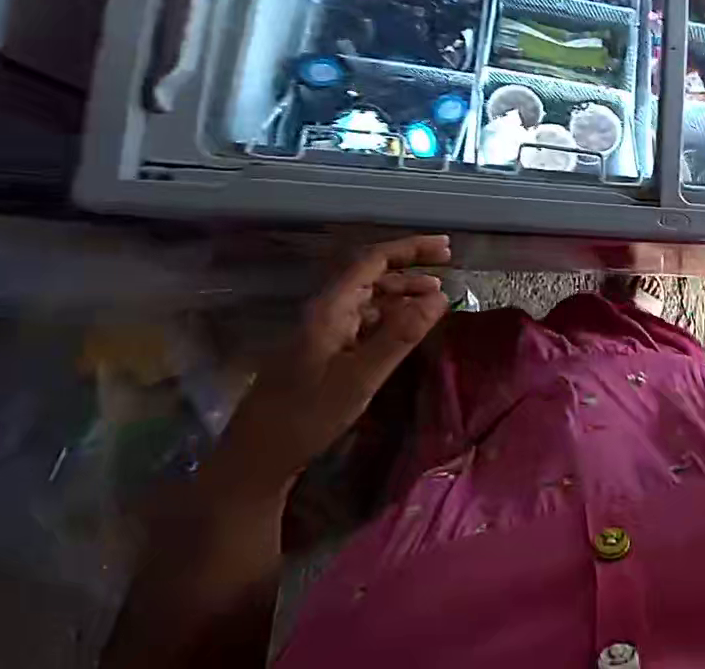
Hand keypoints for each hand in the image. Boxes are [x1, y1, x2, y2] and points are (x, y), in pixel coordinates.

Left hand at [214, 235, 452, 492]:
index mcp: (330, 307)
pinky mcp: (325, 349)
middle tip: (448, 265)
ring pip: (370, 297)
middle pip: (372, 273)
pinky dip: (391, 315)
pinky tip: (407, 326)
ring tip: (436, 297)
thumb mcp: (361, 377)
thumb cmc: (307, 415)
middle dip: (411, 265)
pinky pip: (365, 319)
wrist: (256, 457)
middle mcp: (326, 310)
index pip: (373, 260)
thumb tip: (441, 297)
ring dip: (403, 291)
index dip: (411, 248)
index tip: (446, 247)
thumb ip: (401, 334)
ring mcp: (324, 329)